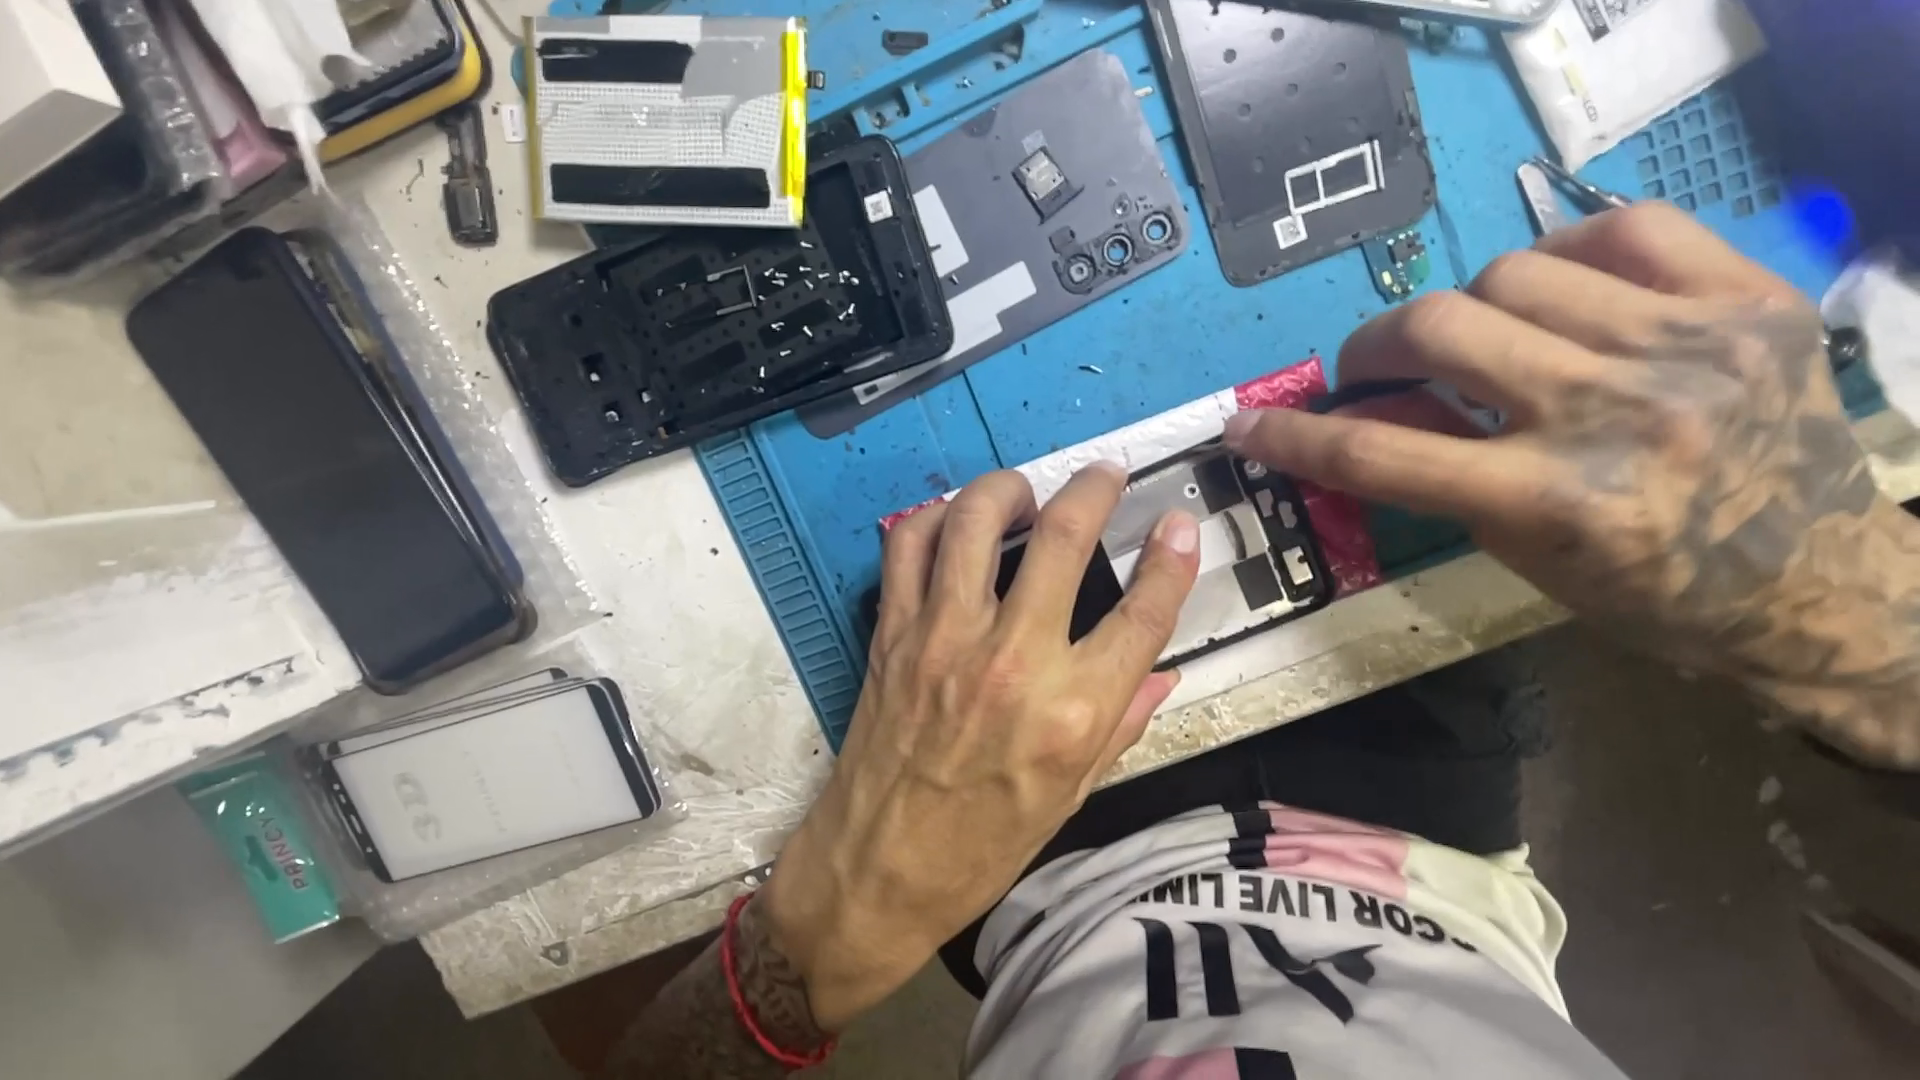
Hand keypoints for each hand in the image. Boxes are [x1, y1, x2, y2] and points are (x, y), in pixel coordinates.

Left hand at [759, 464, 1201, 1028]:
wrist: (882, 868)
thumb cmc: (988, 844)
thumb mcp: (1076, 796)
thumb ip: (1123, 721)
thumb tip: (1162, 670)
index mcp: (1075, 711)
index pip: (1145, 611)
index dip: (1174, 557)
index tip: (1179, 523)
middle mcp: (1013, 660)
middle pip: (1063, 538)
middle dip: (1094, 488)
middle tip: (1105, 473)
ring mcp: (945, 638)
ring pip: (976, 521)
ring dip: (1008, 487)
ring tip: (1026, 492)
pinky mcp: (894, 632)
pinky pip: (909, 546)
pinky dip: (935, 517)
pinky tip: (956, 522)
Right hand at [1225, 203, 1919, 765]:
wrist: (1818, 584)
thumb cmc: (1642, 589)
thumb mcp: (1515, 548)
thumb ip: (1432, 471)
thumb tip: (1354, 412)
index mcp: (1553, 500)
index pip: (1381, 453)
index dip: (1294, 437)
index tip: (1246, 427)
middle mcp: (1617, 412)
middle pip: (1436, 329)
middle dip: (1375, 347)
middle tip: (1373, 368)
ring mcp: (1690, 345)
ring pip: (1512, 271)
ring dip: (1468, 308)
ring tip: (1480, 340)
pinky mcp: (1749, 301)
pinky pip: (1625, 227)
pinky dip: (1568, 253)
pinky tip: (1561, 291)